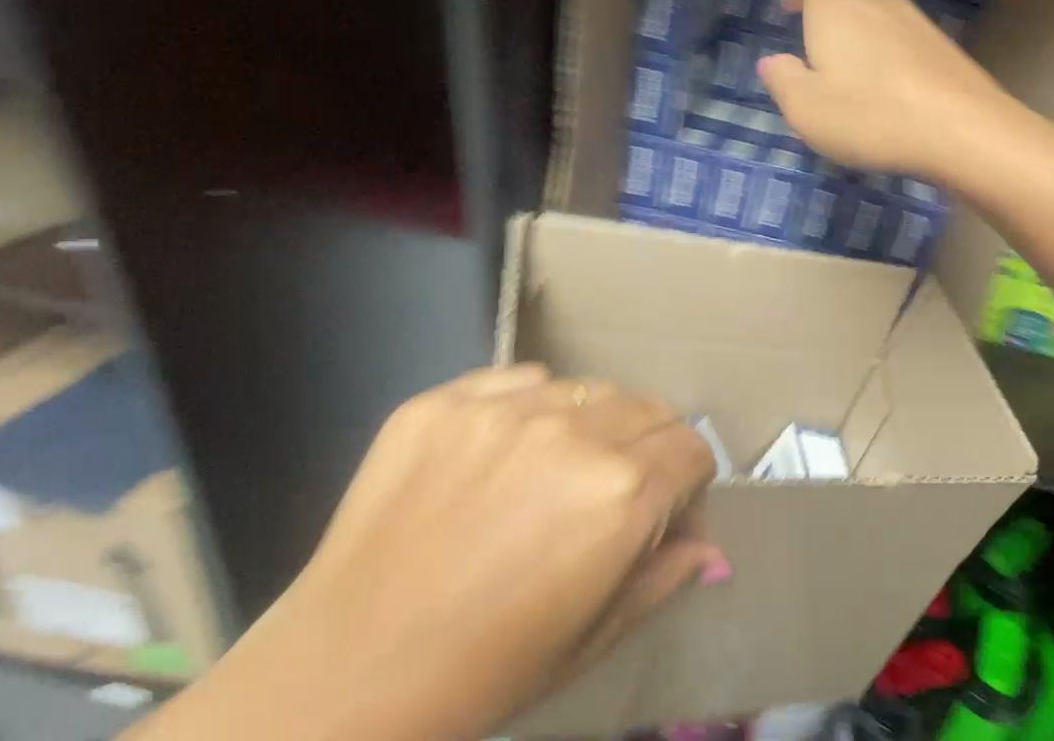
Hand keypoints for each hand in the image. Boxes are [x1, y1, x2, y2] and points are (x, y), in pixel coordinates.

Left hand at [131, 365, 724, 740]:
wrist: (346, 672)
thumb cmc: (488, 668)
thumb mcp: (595, 635)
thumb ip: (664, 575)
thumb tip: (707, 545)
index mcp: (622, 494)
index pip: (693, 450)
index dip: (688, 487)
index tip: (663, 516)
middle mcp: (573, 433)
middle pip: (649, 409)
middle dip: (650, 450)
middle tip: (612, 496)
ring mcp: (502, 409)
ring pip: (589, 389)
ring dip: (593, 426)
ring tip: (552, 474)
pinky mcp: (442, 401)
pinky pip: (520, 380)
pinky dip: (530, 409)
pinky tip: (501, 457)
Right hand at [758, 0, 1010, 176]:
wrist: (962, 129)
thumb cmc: (871, 116)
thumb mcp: (807, 109)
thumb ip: (782, 81)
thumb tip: (772, 61)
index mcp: (836, 8)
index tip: (788, 6)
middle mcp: (877, 2)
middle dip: (829, 7)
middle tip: (816, 36)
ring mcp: (916, 21)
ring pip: (879, 12)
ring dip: (861, 28)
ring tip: (851, 62)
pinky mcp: (943, 46)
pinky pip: (904, 36)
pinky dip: (889, 48)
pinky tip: (889, 81)